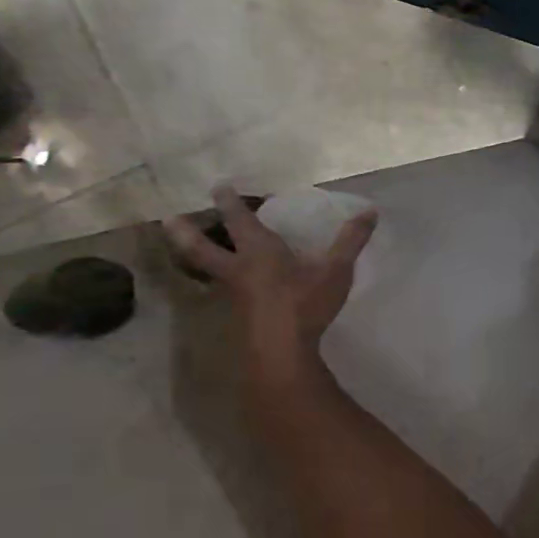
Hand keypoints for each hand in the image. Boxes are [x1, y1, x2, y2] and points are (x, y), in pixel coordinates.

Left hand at [163, 186, 377, 372]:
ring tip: (185, 246)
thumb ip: (351, 239)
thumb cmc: (305, 303)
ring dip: (191, 256)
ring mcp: (231, 294)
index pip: (240, 221)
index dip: (230, 203)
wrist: (280, 351)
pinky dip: (214, 276)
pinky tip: (225, 280)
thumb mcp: (336, 268)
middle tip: (168, 219)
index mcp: (259, 252)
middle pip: (201, 249)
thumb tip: (370, 211)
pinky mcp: (235, 313)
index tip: (218, 186)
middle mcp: (237, 269)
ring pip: (203, 270)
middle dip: (185, 232)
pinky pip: (218, 286)